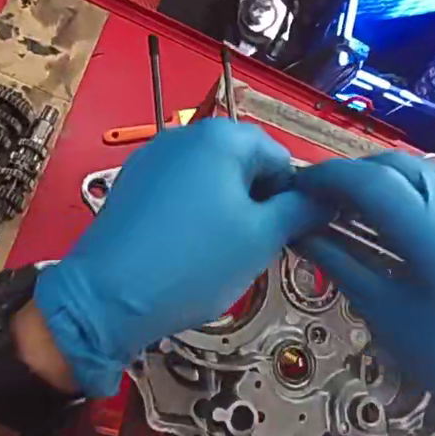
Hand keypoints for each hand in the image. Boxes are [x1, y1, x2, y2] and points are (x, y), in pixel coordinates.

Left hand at [35, 120, 323, 397]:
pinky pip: (179, 196)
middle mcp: (183, 137)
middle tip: (256, 249)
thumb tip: (325, 198)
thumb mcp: (261, 238)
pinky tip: (189, 253)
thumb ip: (301, 210)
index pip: (279, 157)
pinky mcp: (131, 188)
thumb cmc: (193, 264)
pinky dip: (194, 219)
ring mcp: (151, 161)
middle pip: (242, 166)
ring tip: (220, 256)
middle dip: (257, 206)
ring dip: (227, 215)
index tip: (292, 234)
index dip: (292, 198)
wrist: (109, 298)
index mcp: (221, 137)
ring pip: (210, 184)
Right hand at [294, 152, 434, 435]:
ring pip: (426, 169)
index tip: (297, 187)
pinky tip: (388, 211)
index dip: (330, 178)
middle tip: (316, 195)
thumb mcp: (387, 315)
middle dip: (351, 174)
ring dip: (380, 178)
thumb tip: (299, 234)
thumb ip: (342, 264)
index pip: (377, 185)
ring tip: (345, 202)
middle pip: (401, 167)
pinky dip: (410, 189)